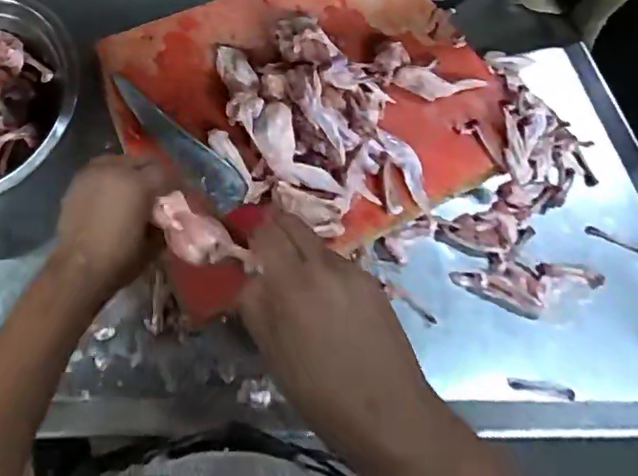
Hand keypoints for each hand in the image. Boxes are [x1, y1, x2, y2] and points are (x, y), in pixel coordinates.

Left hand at [49, 154, 171, 303]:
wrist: (76, 270)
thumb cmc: (118, 260)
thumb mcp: (152, 246)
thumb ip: (163, 224)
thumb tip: (166, 216)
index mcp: (139, 184)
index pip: (165, 172)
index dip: (174, 183)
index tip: (176, 194)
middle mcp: (118, 170)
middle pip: (143, 161)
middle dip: (153, 173)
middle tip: (156, 191)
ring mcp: (95, 172)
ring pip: (120, 161)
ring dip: (130, 171)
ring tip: (132, 189)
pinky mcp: (78, 180)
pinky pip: (101, 169)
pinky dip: (110, 176)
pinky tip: (111, 192)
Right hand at [237, 215, 508, 475]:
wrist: (390, 414)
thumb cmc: (321, 393)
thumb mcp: (273, 353)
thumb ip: (255, 304)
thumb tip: (249, 275)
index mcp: (291, 282)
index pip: (266, 231)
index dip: (253, 232)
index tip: (246, 243)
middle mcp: (321, 264)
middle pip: (292, 223)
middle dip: (276, 227)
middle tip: (267, 246)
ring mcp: (351, 269)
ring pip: (317, 242)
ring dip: (302, 250)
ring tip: (300, 281)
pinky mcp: (372, 280)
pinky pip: (340, 262)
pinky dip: (327, 270)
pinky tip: (330, 300)